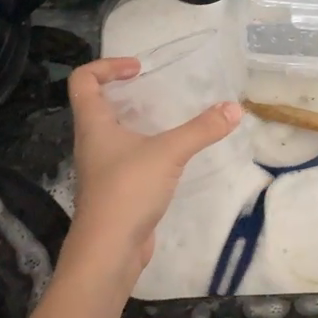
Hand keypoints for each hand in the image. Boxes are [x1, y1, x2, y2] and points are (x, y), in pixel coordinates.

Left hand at [64, 57, 241, 285]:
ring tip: (169, 119)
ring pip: (114, 134)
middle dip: (125, 92)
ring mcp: (102, 168)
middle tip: (157, 90)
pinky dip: (146, 149)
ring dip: (137, 122)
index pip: (83, 80)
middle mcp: (93, 142)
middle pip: (97, 105)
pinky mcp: (117, 190)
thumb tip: (234, 108)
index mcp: (94, 125)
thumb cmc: (127, 191)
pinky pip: (129, 158)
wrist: (108, 251)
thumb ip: (201, 129)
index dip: (106, 66)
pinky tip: (171, 156)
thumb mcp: (169, 153)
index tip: (138, 69)